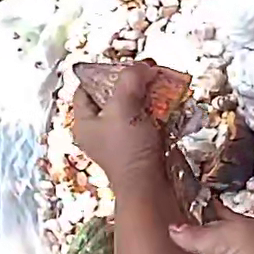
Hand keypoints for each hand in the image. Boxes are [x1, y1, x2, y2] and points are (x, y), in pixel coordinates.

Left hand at [71, 63, 164, 185]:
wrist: (149, 187)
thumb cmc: (129, 150)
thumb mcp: (124, 107)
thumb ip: (129, 80)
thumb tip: (141, 67)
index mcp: (84, 122)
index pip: (86, 88)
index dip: (103, 73)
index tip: (124, 66)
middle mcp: (99, 132)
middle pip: (112, 97)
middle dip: (130, 84)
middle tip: (147, 74)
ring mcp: (120, 142)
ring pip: (132, 110)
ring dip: (147, 98)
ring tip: (162, 87)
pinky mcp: (139, 150)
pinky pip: (146, 124)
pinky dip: (156, 114)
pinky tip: (169, 108)